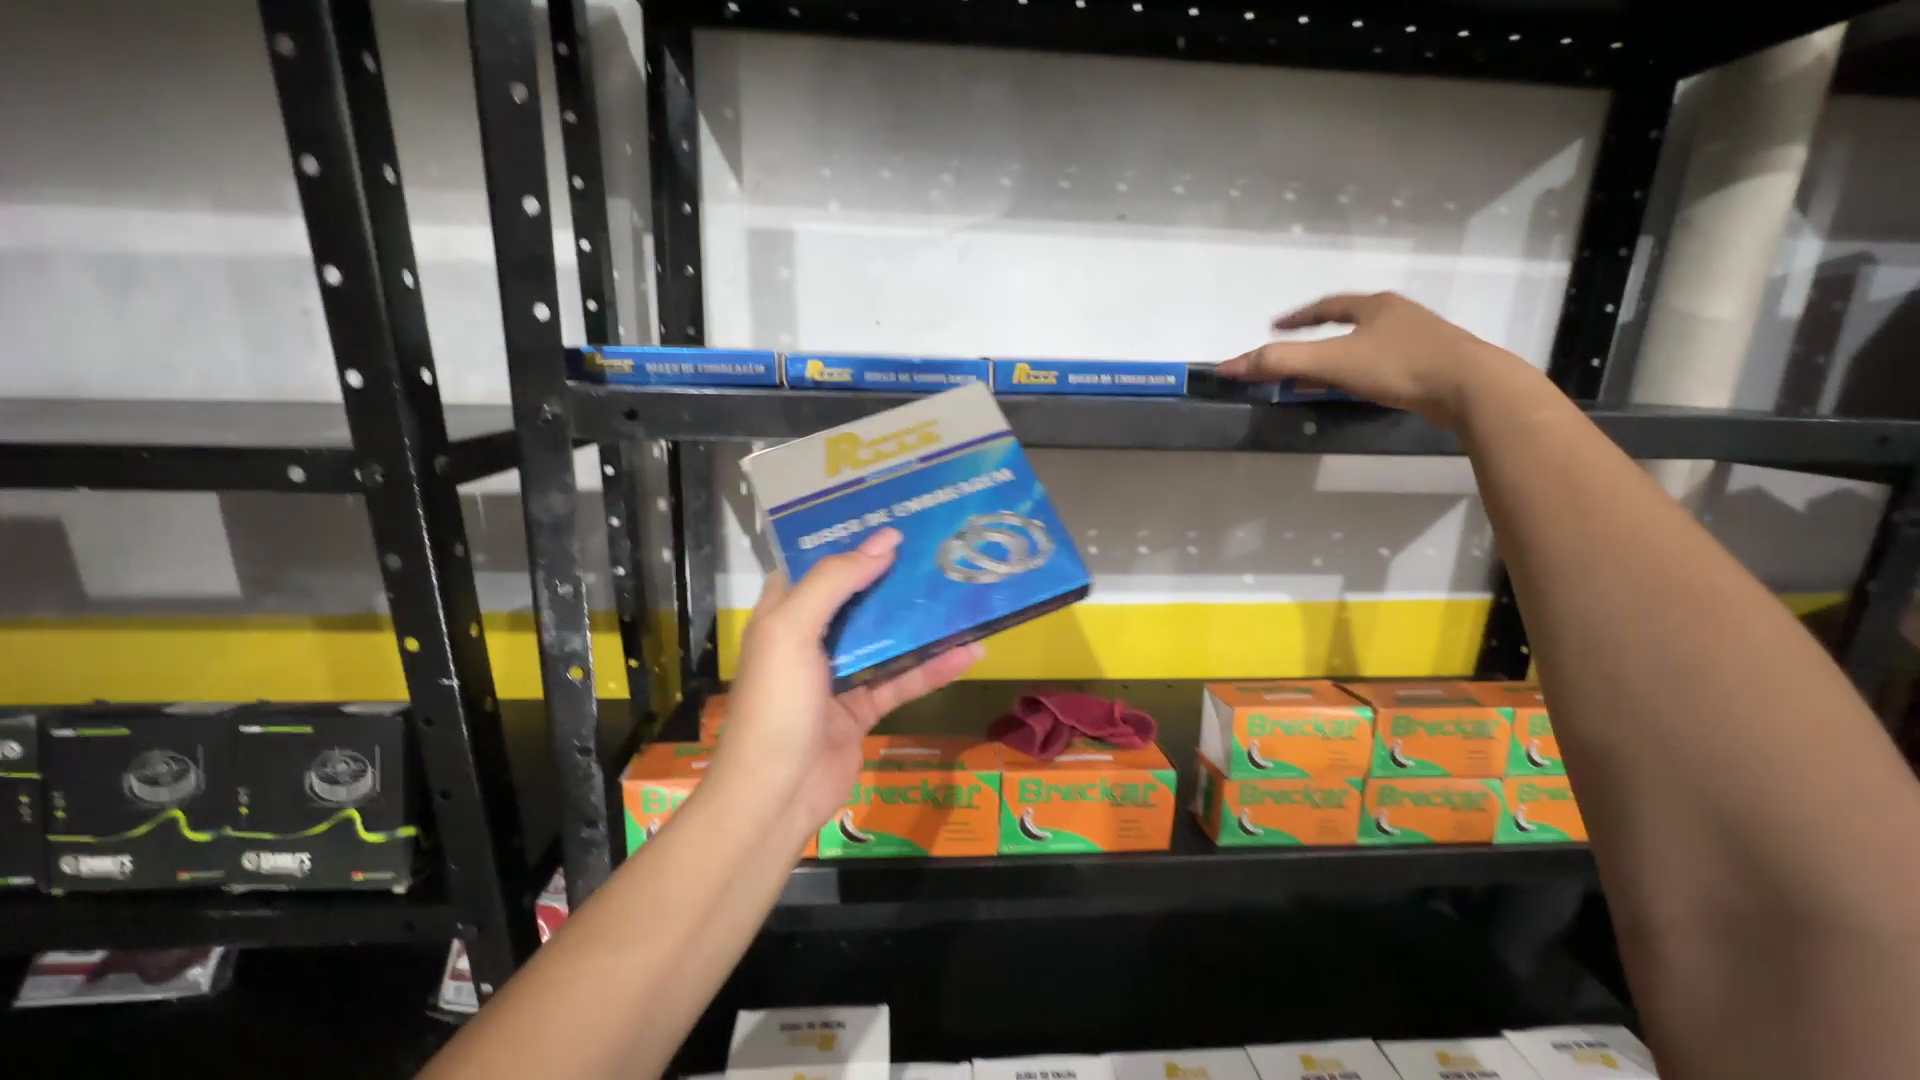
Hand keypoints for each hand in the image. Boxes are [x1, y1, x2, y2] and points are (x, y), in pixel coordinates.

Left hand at [711, 528, 983, 843]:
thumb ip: (836, 582)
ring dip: (922, 622)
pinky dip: (934, 668)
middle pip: (858, 597)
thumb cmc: (776, 703)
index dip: (848, 541)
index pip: (815, 566)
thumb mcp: (793, 631)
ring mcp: (839, 675)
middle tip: (941, 549)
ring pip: (886, 638)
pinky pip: (903, 680)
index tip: (893, 520)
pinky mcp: (863, 708)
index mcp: (783, 613)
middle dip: (894, 575)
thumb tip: (885, 541)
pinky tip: (969, 652)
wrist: (777, 792)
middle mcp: (811, 638)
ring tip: (964, 594)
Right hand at [1218, 291, 1541, 428]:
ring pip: (1371, 345)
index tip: (1275, 326)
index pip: (1327, 305)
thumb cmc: (1399, 367)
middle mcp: (1399, 315)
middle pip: (1350, 322)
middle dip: (1320, 338)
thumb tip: (1230, 365)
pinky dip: (1364, 374)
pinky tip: (1362, 390)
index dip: (1298, 316)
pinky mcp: (1435, 366)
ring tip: (1323, 377)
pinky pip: (1388, 364)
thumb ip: (1281, 362)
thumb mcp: (1332, 362)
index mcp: (1375, 306)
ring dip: (1343, 358)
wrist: (1472, 389)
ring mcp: (1421, 340)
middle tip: (1297, 355)